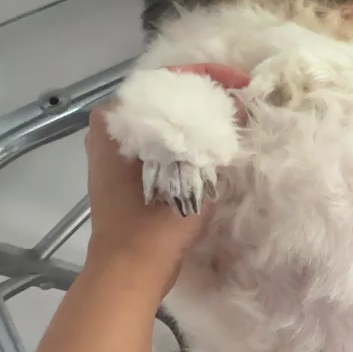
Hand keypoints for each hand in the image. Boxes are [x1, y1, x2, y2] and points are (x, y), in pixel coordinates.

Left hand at [84, 64, 249, 289]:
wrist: (129, 274)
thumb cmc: (154, 227)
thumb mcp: (192, 178)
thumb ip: (212, 139)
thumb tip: (238, 108)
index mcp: (116, 119)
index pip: (167, 80)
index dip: (210, 78)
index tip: (244, 84)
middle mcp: (109, 129)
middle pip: (165, 99)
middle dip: (205, 99)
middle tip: (243, 103)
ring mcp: (114, 152)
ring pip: (163, 122)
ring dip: (196, 121)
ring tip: (233, 123)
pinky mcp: (125, 174)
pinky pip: (160, 143)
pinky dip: (186, 142)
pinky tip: (212, 150)